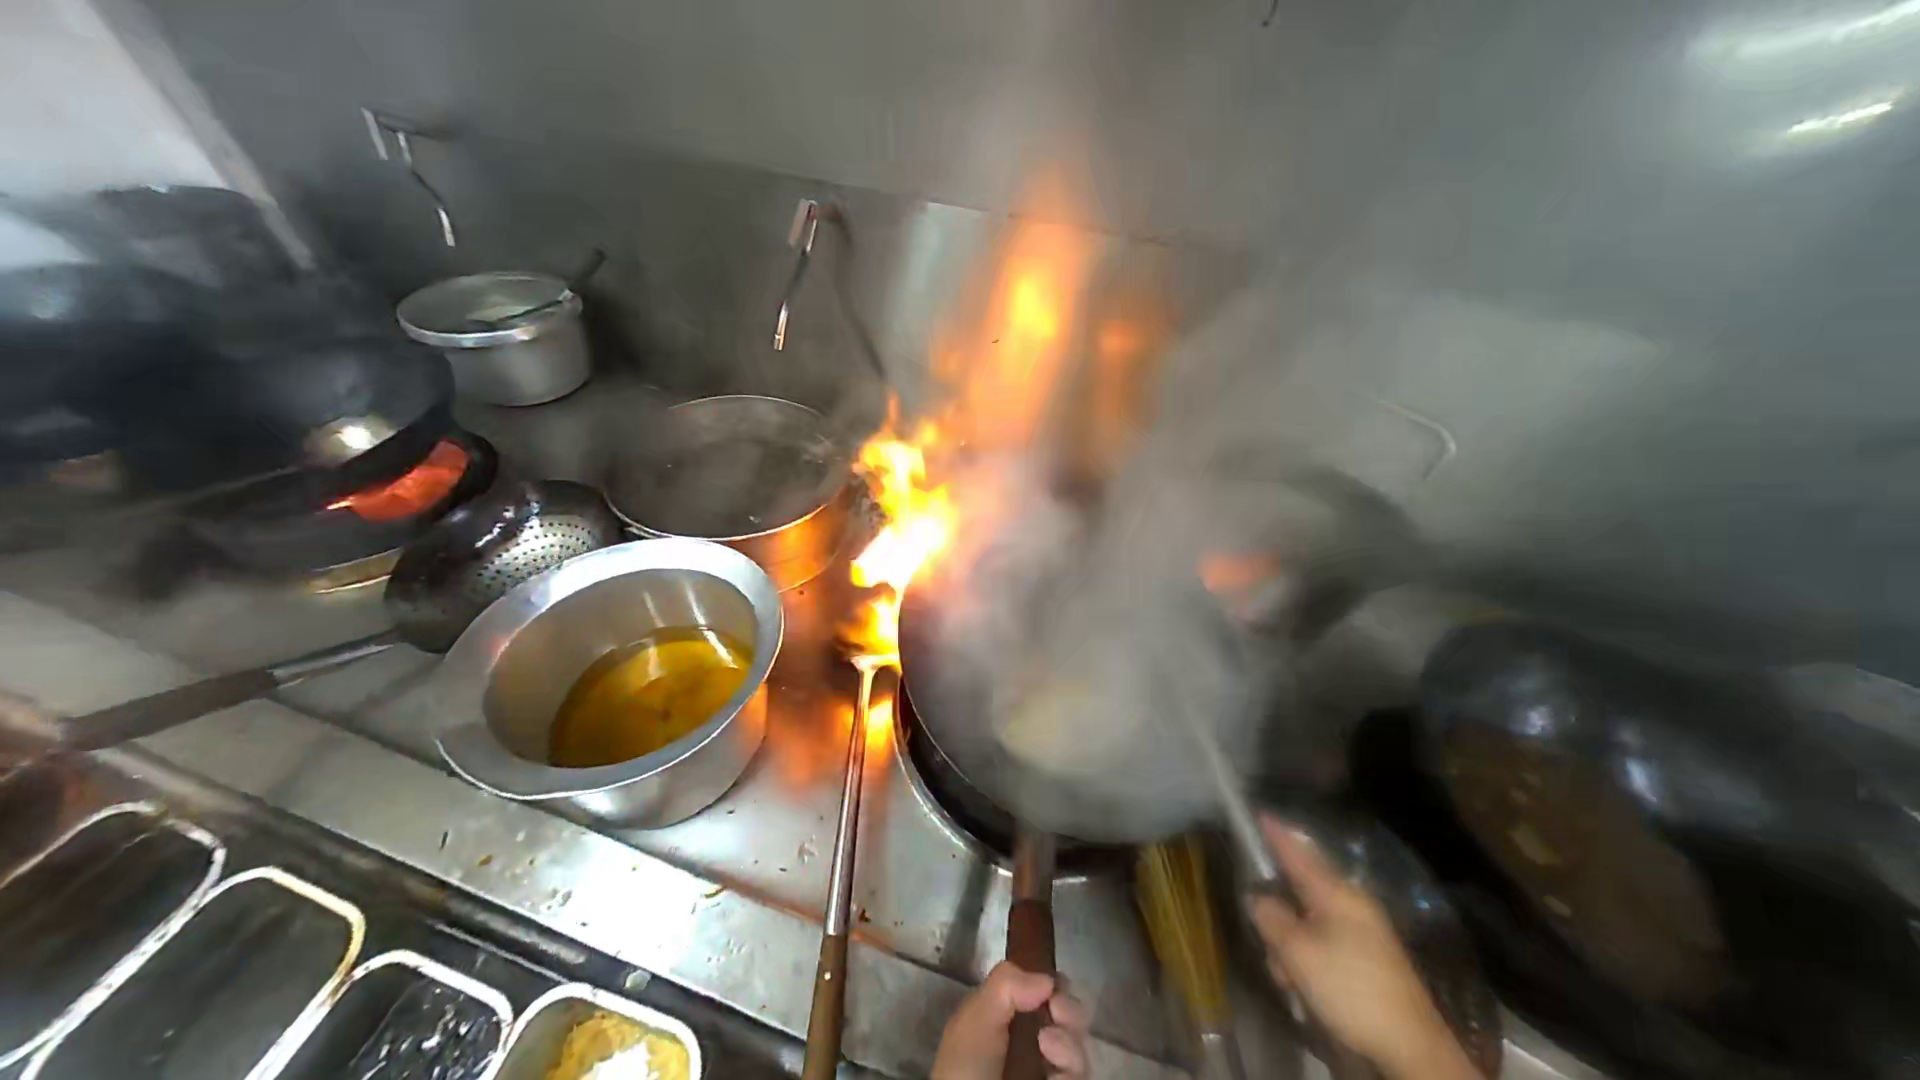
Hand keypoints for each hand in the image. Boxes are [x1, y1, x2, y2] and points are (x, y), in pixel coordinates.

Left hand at [931, 962, 1091, 1079]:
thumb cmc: (965, 1070)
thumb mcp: (976, 1017)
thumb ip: (1006, 984)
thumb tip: (1048, 980)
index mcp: (1014, 1018)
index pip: (1049, 992)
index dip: (1057, 987)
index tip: (1053, 991)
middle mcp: (1036, 1044)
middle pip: (1074, 1019)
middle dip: (1073, 1011)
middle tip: (1059, 1014)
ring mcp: (1049, 1074)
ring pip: (1081, 1052)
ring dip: (1071, 1045)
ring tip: (1049, 1047)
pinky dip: (1072, 1076)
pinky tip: (1057, 1078)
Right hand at [1249, 816, 1480, 1079]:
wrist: (1411, 1049)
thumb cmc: (1350, 988)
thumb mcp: (1297, 952)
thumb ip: (1270, 917)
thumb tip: (1258, 897)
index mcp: (1336, 893)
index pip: (1298, 852)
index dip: (1276, 834)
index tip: (1260, 813)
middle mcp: (1351, 905)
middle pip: (1298, 893)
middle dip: (1277, 919)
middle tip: (1270, 949)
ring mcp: (1362, 933)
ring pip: (1306, 924)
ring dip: (1290, 948)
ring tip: (1290, 981)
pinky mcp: (1367, 960)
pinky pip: (1321, 945)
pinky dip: (1307, 963)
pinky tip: (1305, 991)